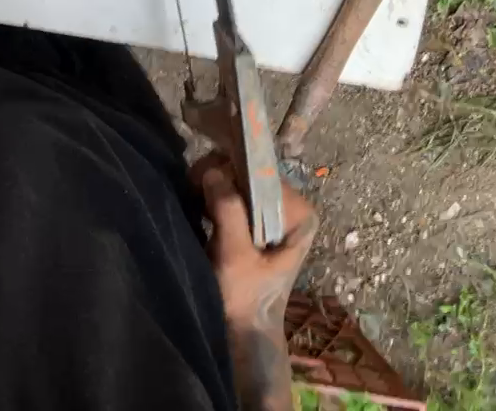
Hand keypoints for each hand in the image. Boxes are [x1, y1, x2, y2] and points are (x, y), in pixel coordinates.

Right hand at [196, 156, 316, 410]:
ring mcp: (271, 207)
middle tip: (196, 198)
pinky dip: (211, 192)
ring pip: (233, 175)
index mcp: (298, 213)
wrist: (242, 326)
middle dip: (217, 179)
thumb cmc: (244, 295)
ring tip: (198, 206)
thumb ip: (229, 212)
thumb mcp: (235, 256)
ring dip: (210, 186)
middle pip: (245, 169)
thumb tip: (213, 171)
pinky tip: (202, 208)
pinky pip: (229, 186)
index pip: (258, 171)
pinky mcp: (254, 212)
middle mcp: (289, 203)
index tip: (203, 189)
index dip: (228, 174)